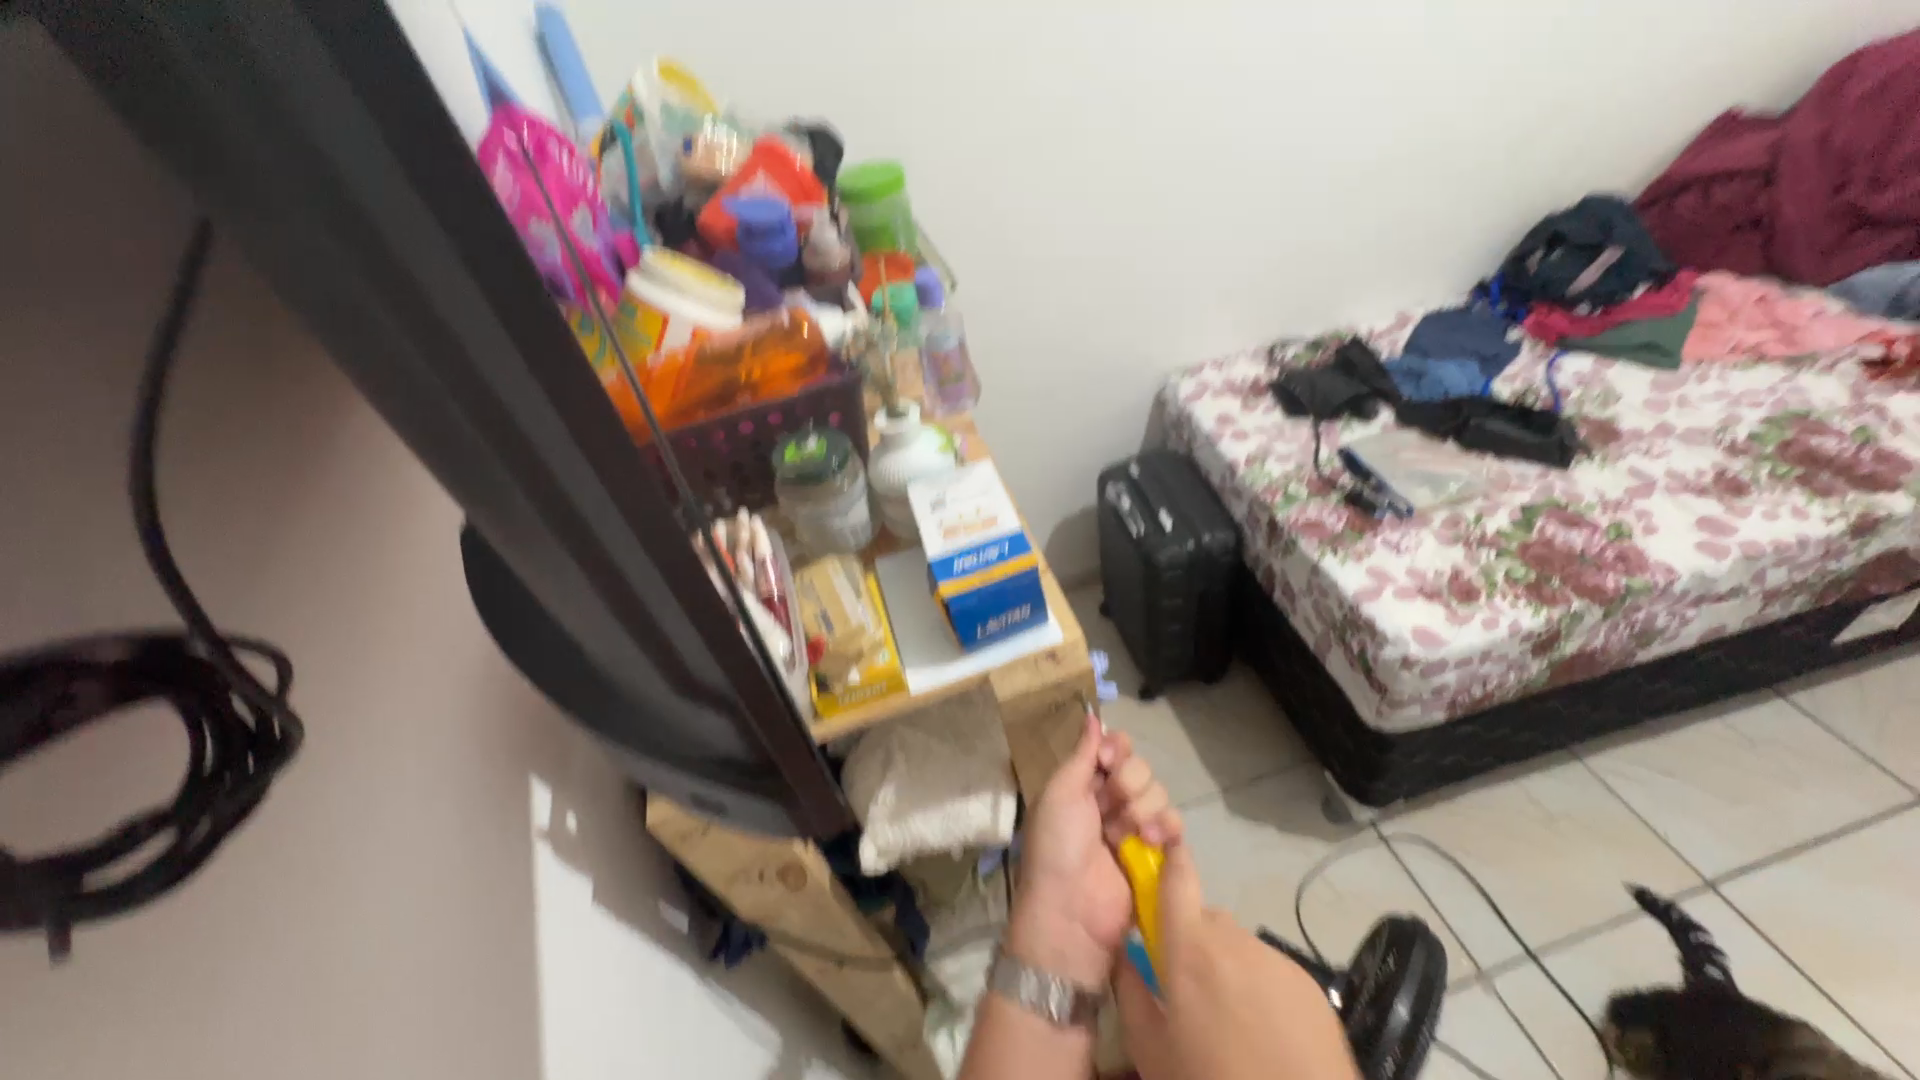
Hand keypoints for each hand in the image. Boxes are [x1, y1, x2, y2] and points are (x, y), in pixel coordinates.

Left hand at [1005, 711, 1181, 986]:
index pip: (1113, 750)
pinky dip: (1167, 827)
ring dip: (1145, 807)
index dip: (1116, 750)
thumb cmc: (1056, 847)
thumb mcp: (1059, 794)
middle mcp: (1109, 803)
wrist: (1071, 911)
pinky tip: (1151, 841)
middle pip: (1140, 769)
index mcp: (1083, 786)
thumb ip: (1081, 755)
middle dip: (1130, 782)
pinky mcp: (1156, 855)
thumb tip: (1092, 716)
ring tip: (1127, 833)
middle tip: (1112, 803)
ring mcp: (1134, 829)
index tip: (1108, 761)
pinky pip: (1174, 825)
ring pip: (1159, 794)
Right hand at [1113, 842, 1360, 1079]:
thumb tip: (1120, 956)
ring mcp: (1277, 960)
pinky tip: (1263, 1032)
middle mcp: (1235, 941)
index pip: (1176, 879)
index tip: (1157, 854)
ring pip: (1239, 946)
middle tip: (1188, 990)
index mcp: (1190, 948)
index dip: (1166, 860)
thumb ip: (1129, 993)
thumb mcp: (1150, 1049)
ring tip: (1229, 1020)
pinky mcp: (1311, 985)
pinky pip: (1272, 971)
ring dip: (1227, 967)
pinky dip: (1261, 989)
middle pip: (1206, 919)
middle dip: (1193, 941)